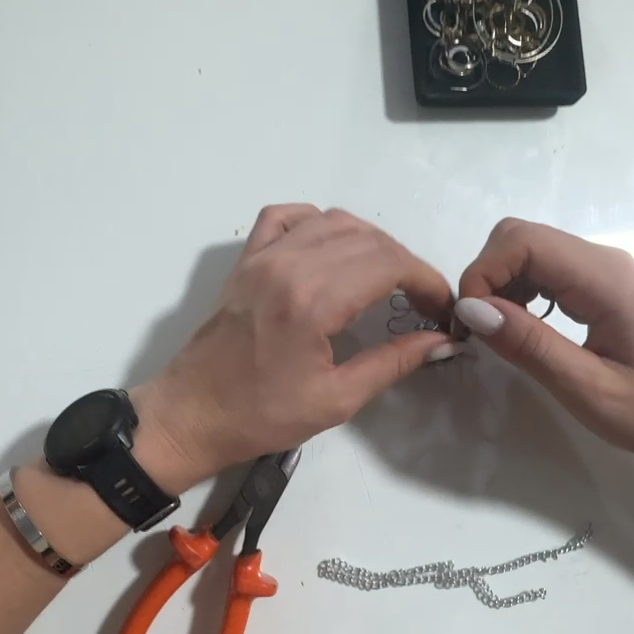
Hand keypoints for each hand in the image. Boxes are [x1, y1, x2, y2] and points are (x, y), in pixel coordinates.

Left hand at [132, 206, 455, 483]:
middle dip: (406, 266)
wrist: (191, 416)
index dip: (427, 281)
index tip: (442, 310)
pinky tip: (331, 248)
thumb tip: (441, 341)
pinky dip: (316, 222)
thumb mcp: (336, 400)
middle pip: (368, 239)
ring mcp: (261, 257)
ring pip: (332, 221)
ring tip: (385, 279)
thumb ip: (393, 363)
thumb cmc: (260, 416)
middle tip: (420, 302)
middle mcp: (288, 265)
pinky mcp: (244, 261)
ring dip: (370, 242)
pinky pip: (284, 217)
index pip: (389, 264)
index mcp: (313, 300)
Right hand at [453, 218, 633, 469]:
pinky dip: (515, 292)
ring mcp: (601, 270)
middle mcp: (603, 261)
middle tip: (478, 331)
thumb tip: (471, 309)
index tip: (470, 325)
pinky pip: (541, 270)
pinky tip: (519, 328)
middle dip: (485, 277)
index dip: (483, 274)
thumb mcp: (588, 390)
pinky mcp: (595, 286)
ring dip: (497, 285)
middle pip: (520, 237)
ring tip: (495, 334)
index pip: (523, 242)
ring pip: (526, 250)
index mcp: (606, 280)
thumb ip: (529, 346)